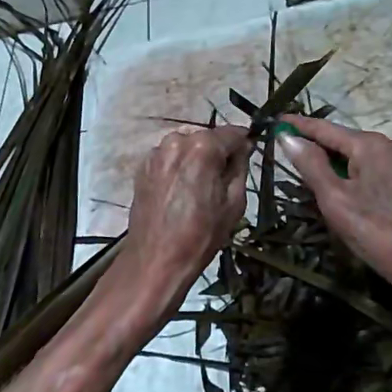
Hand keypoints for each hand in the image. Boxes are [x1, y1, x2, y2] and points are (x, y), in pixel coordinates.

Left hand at [127, 125, 251, 294]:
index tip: (248, 157)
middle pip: (207, 137)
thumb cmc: (201, 234)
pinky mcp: (143, 166)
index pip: (233, 133)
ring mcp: (156, 152)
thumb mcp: (234, 202)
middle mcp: (176, 140)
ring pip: (187, 146)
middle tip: (223, 181)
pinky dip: (179, 167)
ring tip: (200, 188)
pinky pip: (170, 158)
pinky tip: (181, 191)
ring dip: (197, 159)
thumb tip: (243, 148)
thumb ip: (240, 167)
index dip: (244, 144)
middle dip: (218, 153)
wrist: (156, 259)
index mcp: (202, 146)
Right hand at [278, 117, 391, 296]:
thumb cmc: (374, 232)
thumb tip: (288, 138)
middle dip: (315, 143)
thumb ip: (311, 165)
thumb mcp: (334, 199)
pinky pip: (371, 166)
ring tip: (307, 166)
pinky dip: (351, 170)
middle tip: (286, 147)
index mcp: (370, 145)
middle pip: (343, 139)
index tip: (276, 121)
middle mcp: (389, 145)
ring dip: (333, 159)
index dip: (299, 125)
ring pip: (357, 154)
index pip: (326, 128)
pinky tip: (338, 183)